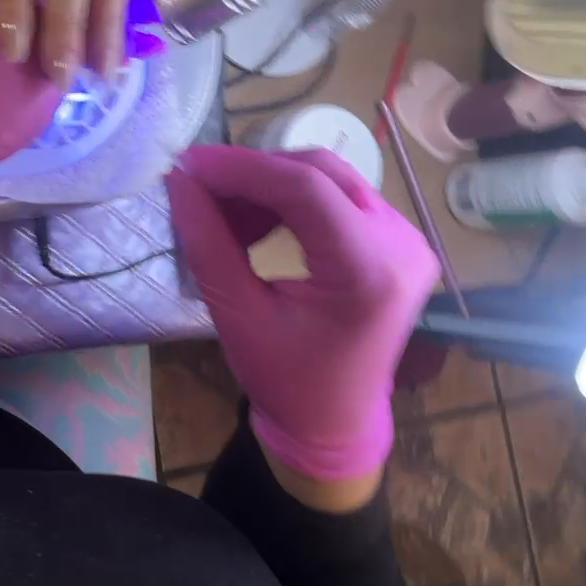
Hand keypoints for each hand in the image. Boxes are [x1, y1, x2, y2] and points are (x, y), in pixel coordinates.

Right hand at [164, 146, 440, 481]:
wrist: (334, 421)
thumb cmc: (284, 379)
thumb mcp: (235, 313)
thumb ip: (207, 242)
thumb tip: (179, 181)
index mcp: (368, 271)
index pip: (304, 188)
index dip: (241, 167)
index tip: (188, 164)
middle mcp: (400, 244)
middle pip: (319, 172)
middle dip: (251, 173)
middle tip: (198, 187)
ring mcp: (406, 240)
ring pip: (327, 177)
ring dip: (267, 184)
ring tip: (222, 213)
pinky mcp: (396, 241)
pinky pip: (337, 196)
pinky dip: (288, 199)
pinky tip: (254, 222)